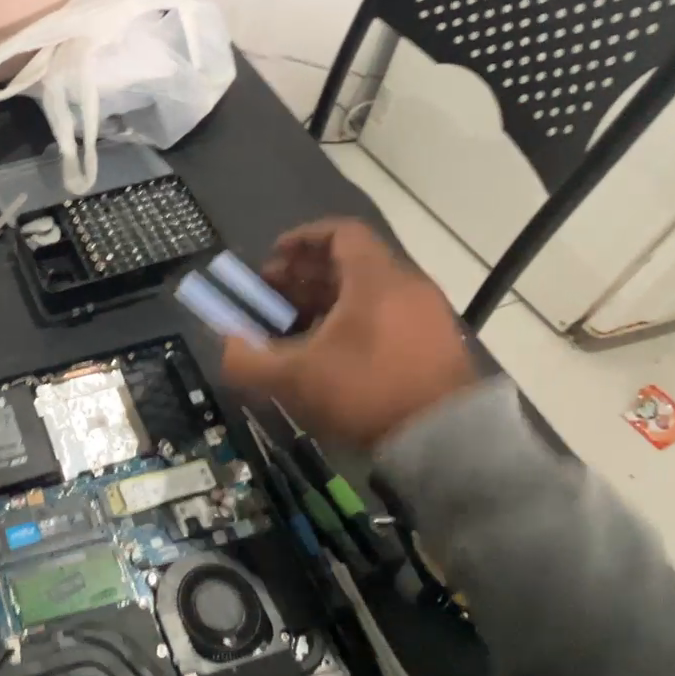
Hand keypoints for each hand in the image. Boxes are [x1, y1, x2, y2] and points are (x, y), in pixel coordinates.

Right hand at [222, 219, 476, 447]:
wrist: (448, 443)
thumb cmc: (366, 393)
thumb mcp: (295, 378)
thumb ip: (248, 359)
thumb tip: (225, 345)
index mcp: (375, 279)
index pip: (340, 232)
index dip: (301, 238)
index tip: (272, 257)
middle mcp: (406, 286)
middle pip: (350, 262)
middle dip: (305, 274)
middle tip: (273, 295)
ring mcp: (427, 315)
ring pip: (368, 290)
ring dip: (327, 299)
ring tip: (296, 325)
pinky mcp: (437, 344)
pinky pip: (387, 314)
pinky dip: (353, 319)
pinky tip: (331, 351)